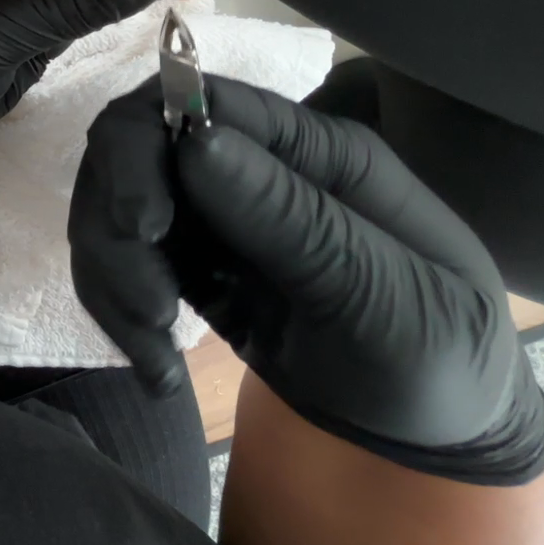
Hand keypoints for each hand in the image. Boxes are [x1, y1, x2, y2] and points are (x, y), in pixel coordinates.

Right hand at [71, 76, 543, 485]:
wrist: (418, 444)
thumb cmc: (435, 366)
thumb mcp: (390, 302)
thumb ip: (296, 220)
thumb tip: (196, 139)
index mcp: (312, 151)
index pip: (199, 100)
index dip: (144, 143)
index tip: (141, 225)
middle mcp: (245, 163)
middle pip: (130, 149)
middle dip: (116, 224)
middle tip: (145, 303)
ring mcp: (203, 207)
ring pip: (107, 207)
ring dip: (112, 276)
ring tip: (155, 346)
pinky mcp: (174, 254)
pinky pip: (112, 258)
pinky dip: (114, 308)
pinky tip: (153, 364)